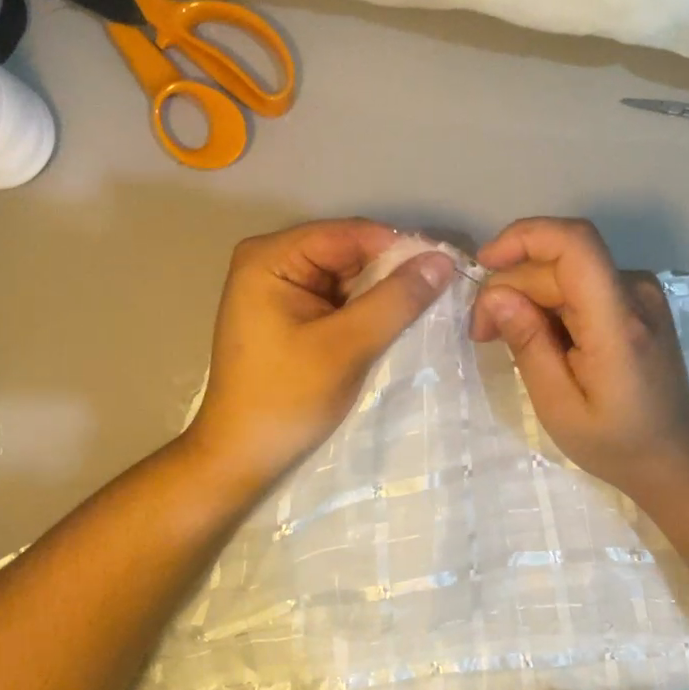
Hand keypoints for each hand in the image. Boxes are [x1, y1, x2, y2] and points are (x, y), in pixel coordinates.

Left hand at [186, 219, 452, 484]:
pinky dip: (366, 312)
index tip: (446, 271)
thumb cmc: (287, 397)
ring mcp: (278, 289)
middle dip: (392, 273)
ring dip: (383, 295)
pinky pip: (338, 301)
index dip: (399, 249)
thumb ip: (396, 300)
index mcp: (271, 257)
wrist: (242, 455)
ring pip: (348, 278)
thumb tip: (443, 261)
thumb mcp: (347, 346)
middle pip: (348, 252)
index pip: (349, 234)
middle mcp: (270, 262)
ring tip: (423, 314)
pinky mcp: (288, 316)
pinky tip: (393, 328)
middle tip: (441, 296)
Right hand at [468, 217, 688, 497]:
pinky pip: (582, 284)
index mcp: (618, 322)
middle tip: (481, 333)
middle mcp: (635, 293)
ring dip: (528, 295)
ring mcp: (640, 293)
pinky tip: (538, 337)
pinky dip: (551, 302)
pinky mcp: (636, 301)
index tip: (484, 266)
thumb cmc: (615, 442)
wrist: (674, 454)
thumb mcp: (559, 406)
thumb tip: (496, 294)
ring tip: (504, 338)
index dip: (523, 238)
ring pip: (567, 271)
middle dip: (511, 285)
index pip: (575, 244)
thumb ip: (529, 345)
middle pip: (560, 262)